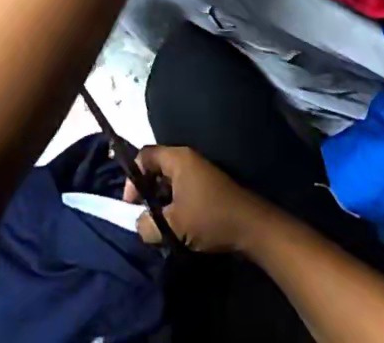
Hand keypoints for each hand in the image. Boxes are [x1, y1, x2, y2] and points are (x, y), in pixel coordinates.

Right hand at [123, 145, 279, 254]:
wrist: (252, 227)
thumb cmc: (210, 218)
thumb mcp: (173, 225)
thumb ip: (148, 224)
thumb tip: (139, 224)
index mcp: (177, 158)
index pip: (144, 155)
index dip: (132, 177)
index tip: (132, 203)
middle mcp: (187, 159)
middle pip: (156, 166)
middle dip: (146, 190)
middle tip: (142, 213)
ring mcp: (199, 172)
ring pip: (169, 180)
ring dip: (160, 200)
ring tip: (157, 223)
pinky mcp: (207, 186)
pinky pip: (182, 189)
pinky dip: (174, 204)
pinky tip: (175, 224)